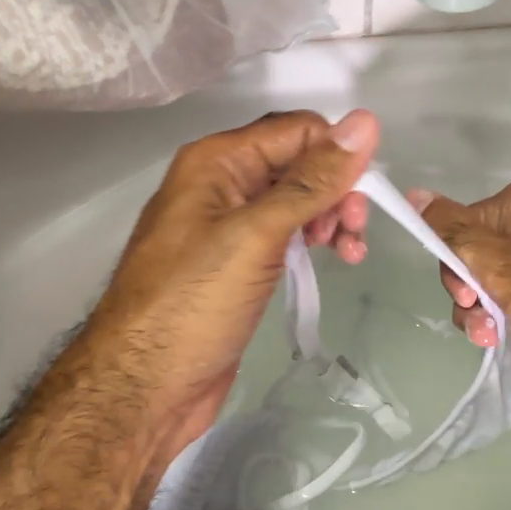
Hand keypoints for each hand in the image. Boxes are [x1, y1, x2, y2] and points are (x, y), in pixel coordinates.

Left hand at [80, 110, 378, 467]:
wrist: (145, 387)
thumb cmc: (193, 305)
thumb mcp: (256, 235)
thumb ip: (311, 181)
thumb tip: (365, 122)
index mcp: (216, 162)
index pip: (296, 130)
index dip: (337, 154)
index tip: (363, 198)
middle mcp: (220, 186)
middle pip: (297, 164)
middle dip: (336, 190)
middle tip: (354, 233)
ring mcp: (227, 229)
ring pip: (295, 202)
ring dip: (330, 218)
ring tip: (351, 253)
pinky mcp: (236, 267)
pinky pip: (284, 236)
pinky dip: (313, 243)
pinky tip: (335, 261)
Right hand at [409, 171, 510, 425]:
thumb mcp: (500, 265)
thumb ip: (452, 231)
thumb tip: (414, 195)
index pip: (464, 225)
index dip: (455, 267)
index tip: (467, 299)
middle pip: (484, 252)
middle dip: (474, 293)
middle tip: (487, 326)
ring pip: (508, 276)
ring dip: (494, 309)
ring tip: (502, 337)